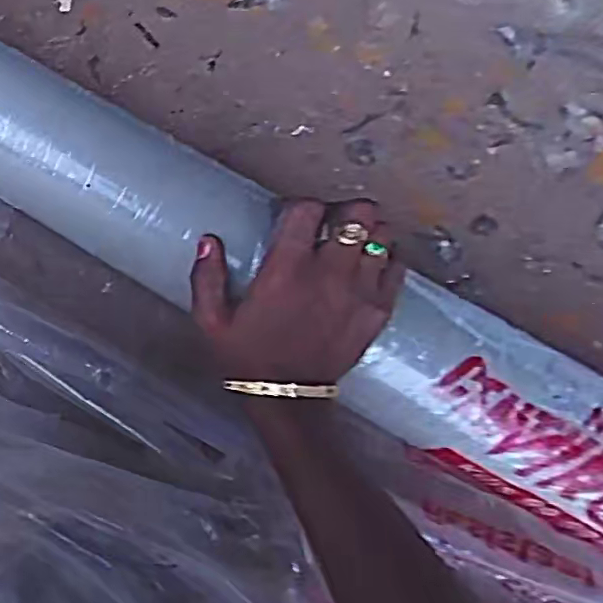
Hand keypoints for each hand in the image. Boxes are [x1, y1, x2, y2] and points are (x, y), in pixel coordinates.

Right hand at [190, 198, 403, 384]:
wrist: (286, 396)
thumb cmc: (244, 356)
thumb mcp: (211, 321)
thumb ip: (207, 278)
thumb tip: (209, 241)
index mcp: (285, 271)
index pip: (307, 210)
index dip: (299, 206)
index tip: (289, 216)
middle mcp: (328, 273)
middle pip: (358, 213)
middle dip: (342, 212)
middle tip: (327, 225)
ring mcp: (360, 290)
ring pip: (383, 233)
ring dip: (366, 232)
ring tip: (348, 244)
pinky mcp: (378, 308)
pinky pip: (396, 265)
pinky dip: (384, 257)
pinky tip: (365, 267)